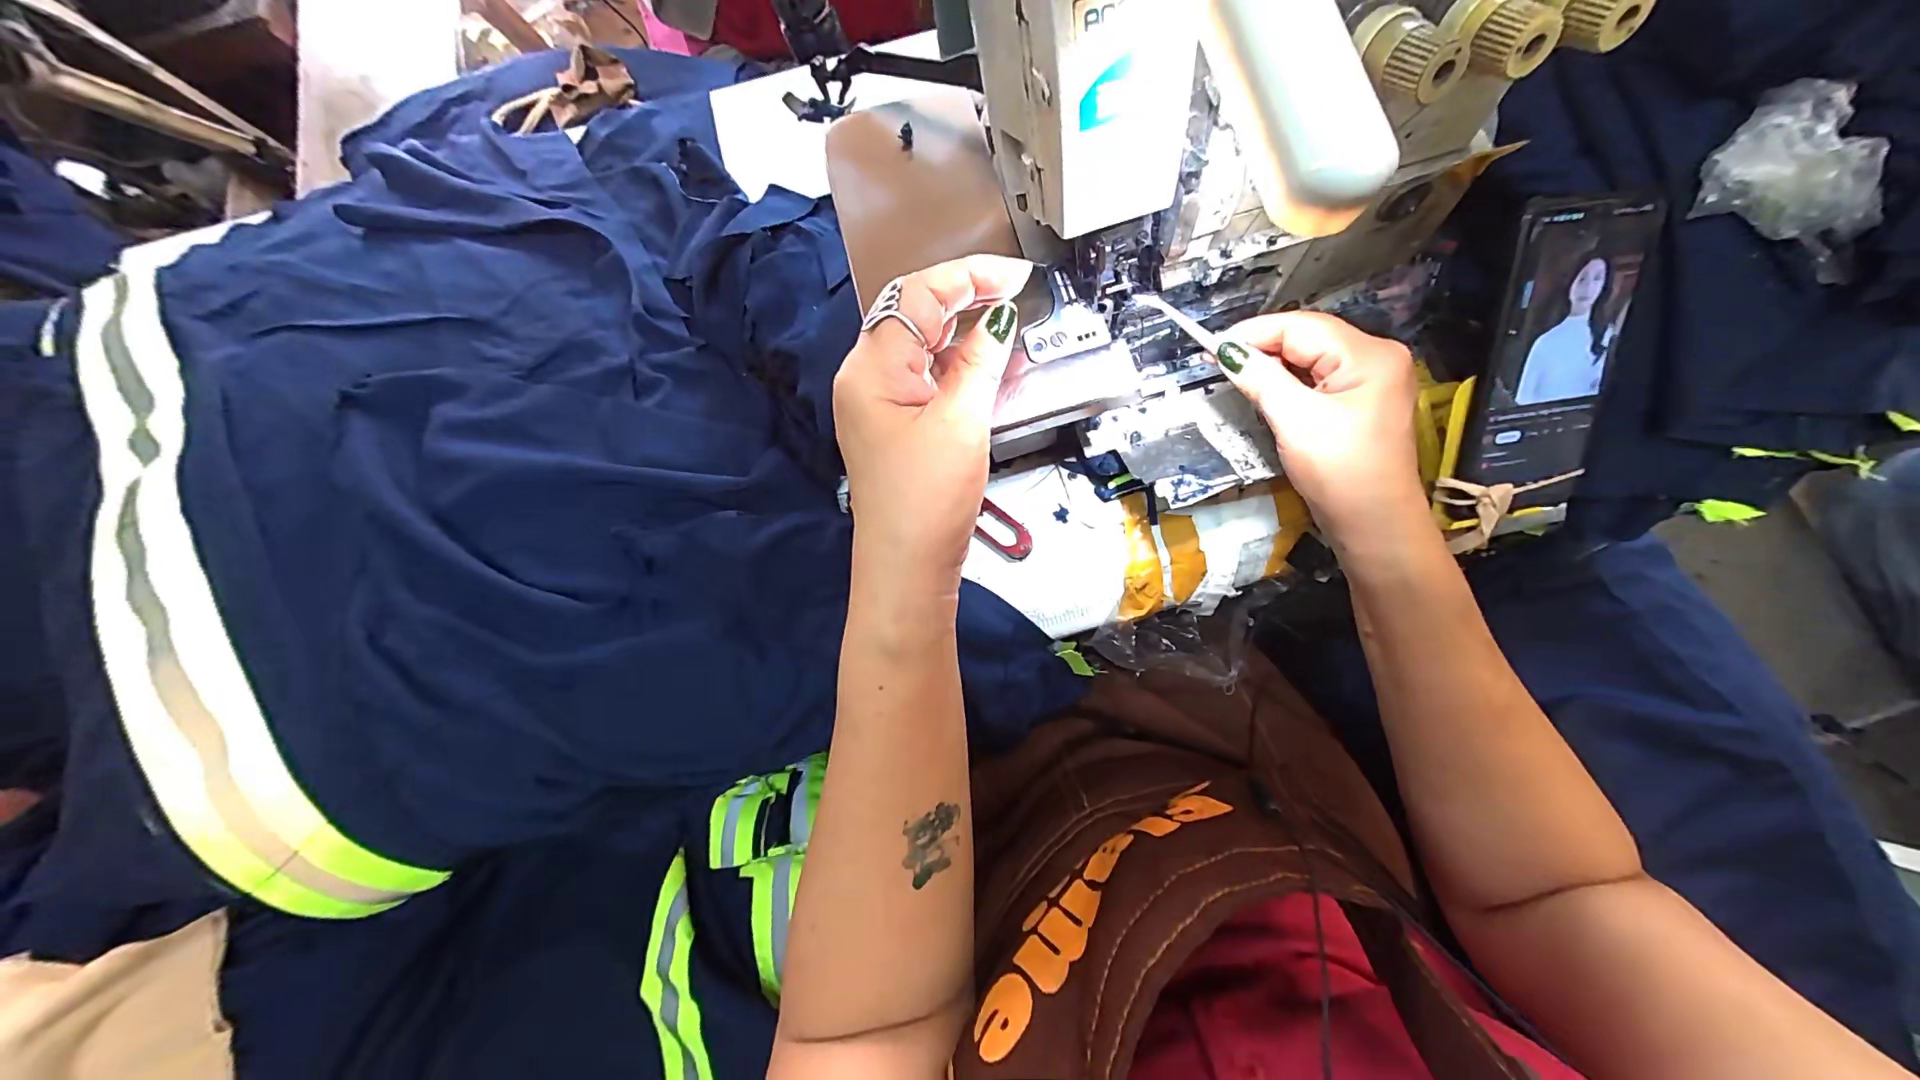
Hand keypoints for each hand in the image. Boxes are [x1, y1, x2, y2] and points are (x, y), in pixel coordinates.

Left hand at [833, 255, 1031, 588]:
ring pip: (923, 346)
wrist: (907, 566)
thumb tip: (999, 318)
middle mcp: (865, 379)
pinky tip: (989, 366)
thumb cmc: (924, 503)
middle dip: (965, 297)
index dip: (966, 276)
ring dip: (964, 332)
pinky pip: (927, 377)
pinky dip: (958, 366)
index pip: (916, 295)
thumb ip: (980, 362)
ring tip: (1009, 327)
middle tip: (1014, 293)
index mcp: (870, 369)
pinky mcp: (896, 424)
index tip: (1012, 275)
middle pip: (914, 314)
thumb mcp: (961, 422)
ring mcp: (879, 403)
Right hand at [1214, 312, 1425, 550]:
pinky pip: (1318, 378)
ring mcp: (1371, 380)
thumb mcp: (1295, 421)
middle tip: (1218, 360)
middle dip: (1262, 346)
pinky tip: (1265, 389)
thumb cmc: (1341, 473)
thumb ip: (1261, 379)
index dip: (1254, 333)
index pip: (1301, 326)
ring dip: (1273, 364)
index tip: (1212, 346)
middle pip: (1308, 337)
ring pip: (1311, 357)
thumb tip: (1226, 351)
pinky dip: (1288, 381)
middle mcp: (1376, 357)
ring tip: (1235, 373)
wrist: (1375, 524)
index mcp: (1369, 355)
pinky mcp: (1360, 402)